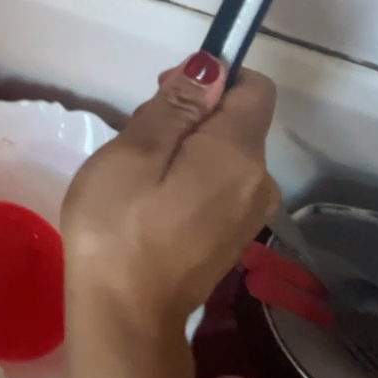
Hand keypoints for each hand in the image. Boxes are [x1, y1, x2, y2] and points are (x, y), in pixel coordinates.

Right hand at [57, 54, 280, 377]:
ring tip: (136, 169)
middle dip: (191, 111)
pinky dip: (189, 174)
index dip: (212, 76)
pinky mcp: (234, 234)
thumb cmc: (117, 222)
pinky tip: (150, 197)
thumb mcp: (133, 151)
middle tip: (135, 135)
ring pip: (225, 152)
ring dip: (185, 144)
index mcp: (238, 154)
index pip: (254, 88)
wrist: (124, 311)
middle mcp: (260, 181)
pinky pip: (219, 182)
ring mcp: (251, 212)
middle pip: (237, 120)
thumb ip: (174, 107)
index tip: (163, 92)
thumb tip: (211, 66)